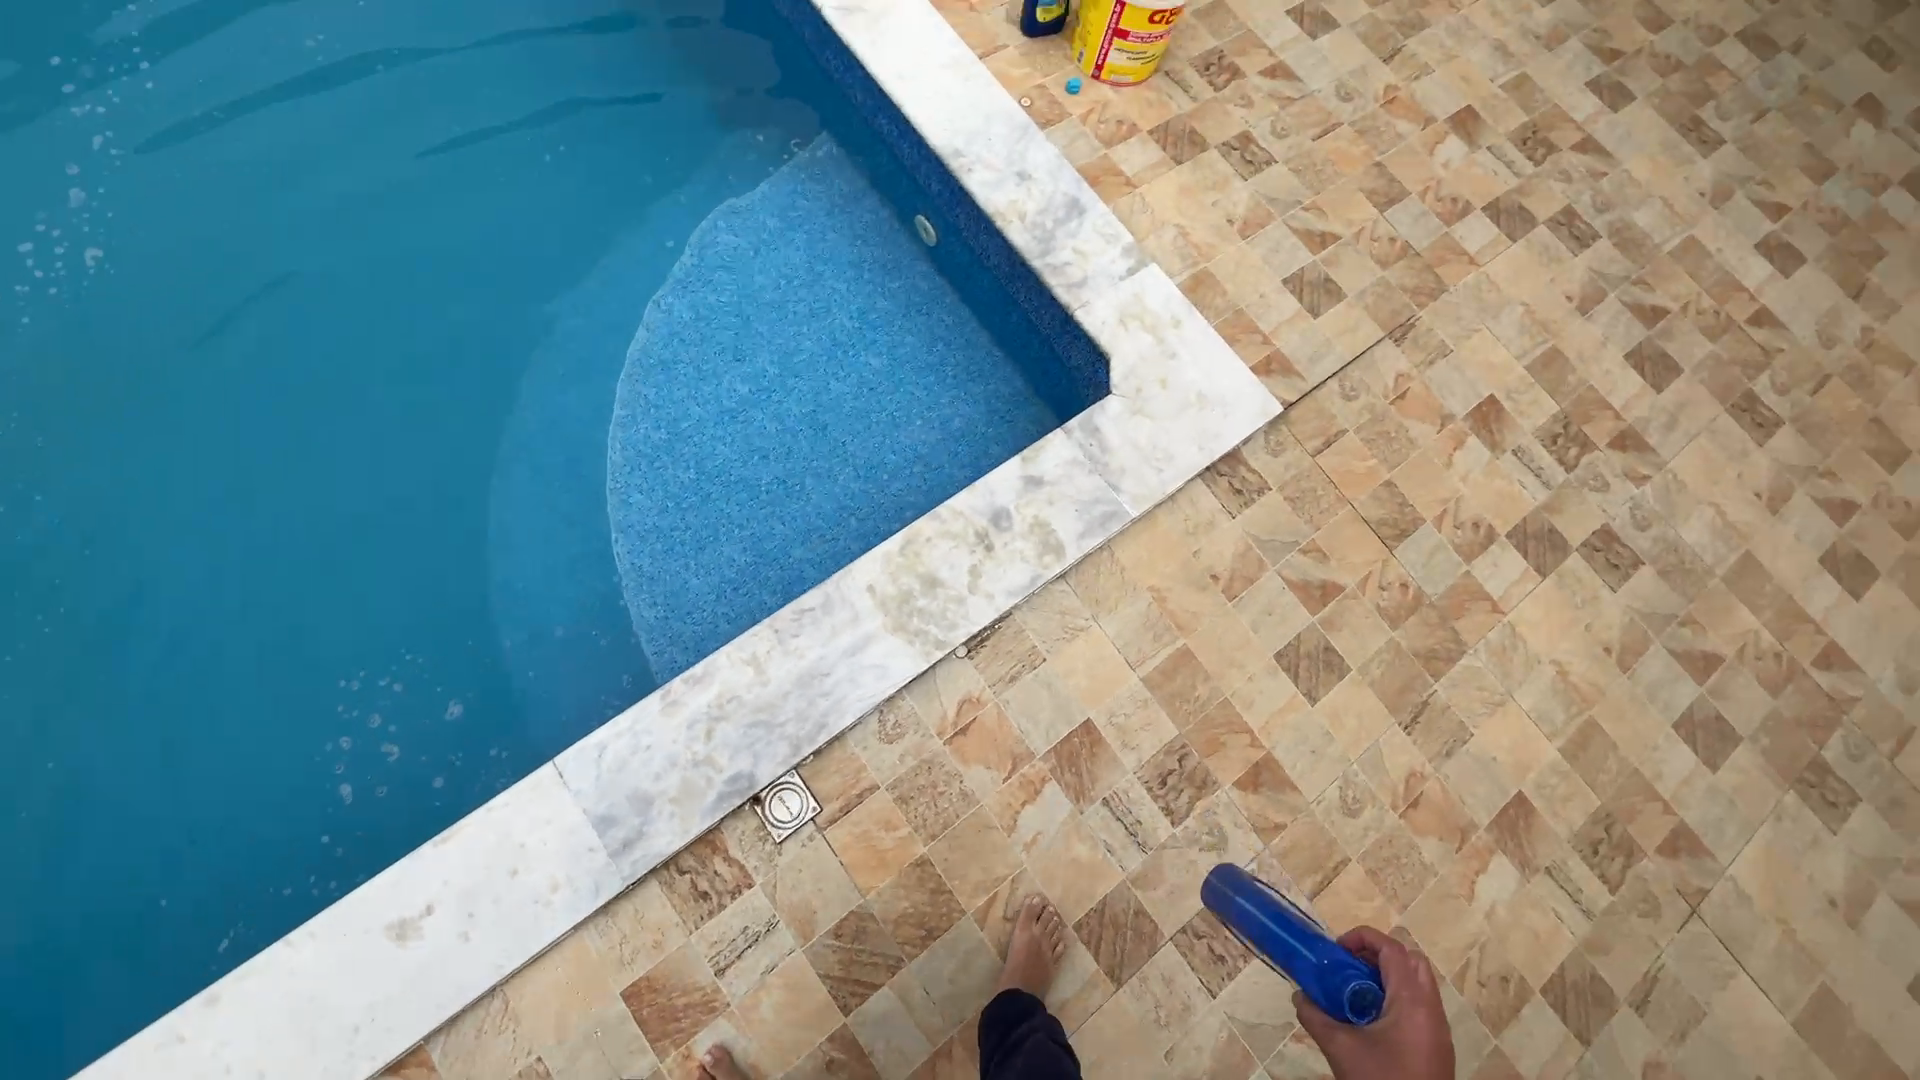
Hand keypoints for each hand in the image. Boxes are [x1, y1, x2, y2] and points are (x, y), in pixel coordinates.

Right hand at [1292, 927, 1453, 1079]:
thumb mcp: (1339, 1048)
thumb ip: (1315, 1015)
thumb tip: (1299, 994)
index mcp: (1411, 1002)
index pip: (1393, 949)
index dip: (1363, 937)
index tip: (1336, 950)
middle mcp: (1431, 1009)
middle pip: (1412, 960)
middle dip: (1378, 954)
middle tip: (1349, 966)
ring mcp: (1439, 1029)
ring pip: (1419, 984)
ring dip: (1388, 977)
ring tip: (1356, 992)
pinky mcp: (1439, 1047)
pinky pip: (1421, 1006)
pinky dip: (1396, 998)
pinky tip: (1371, 1020)